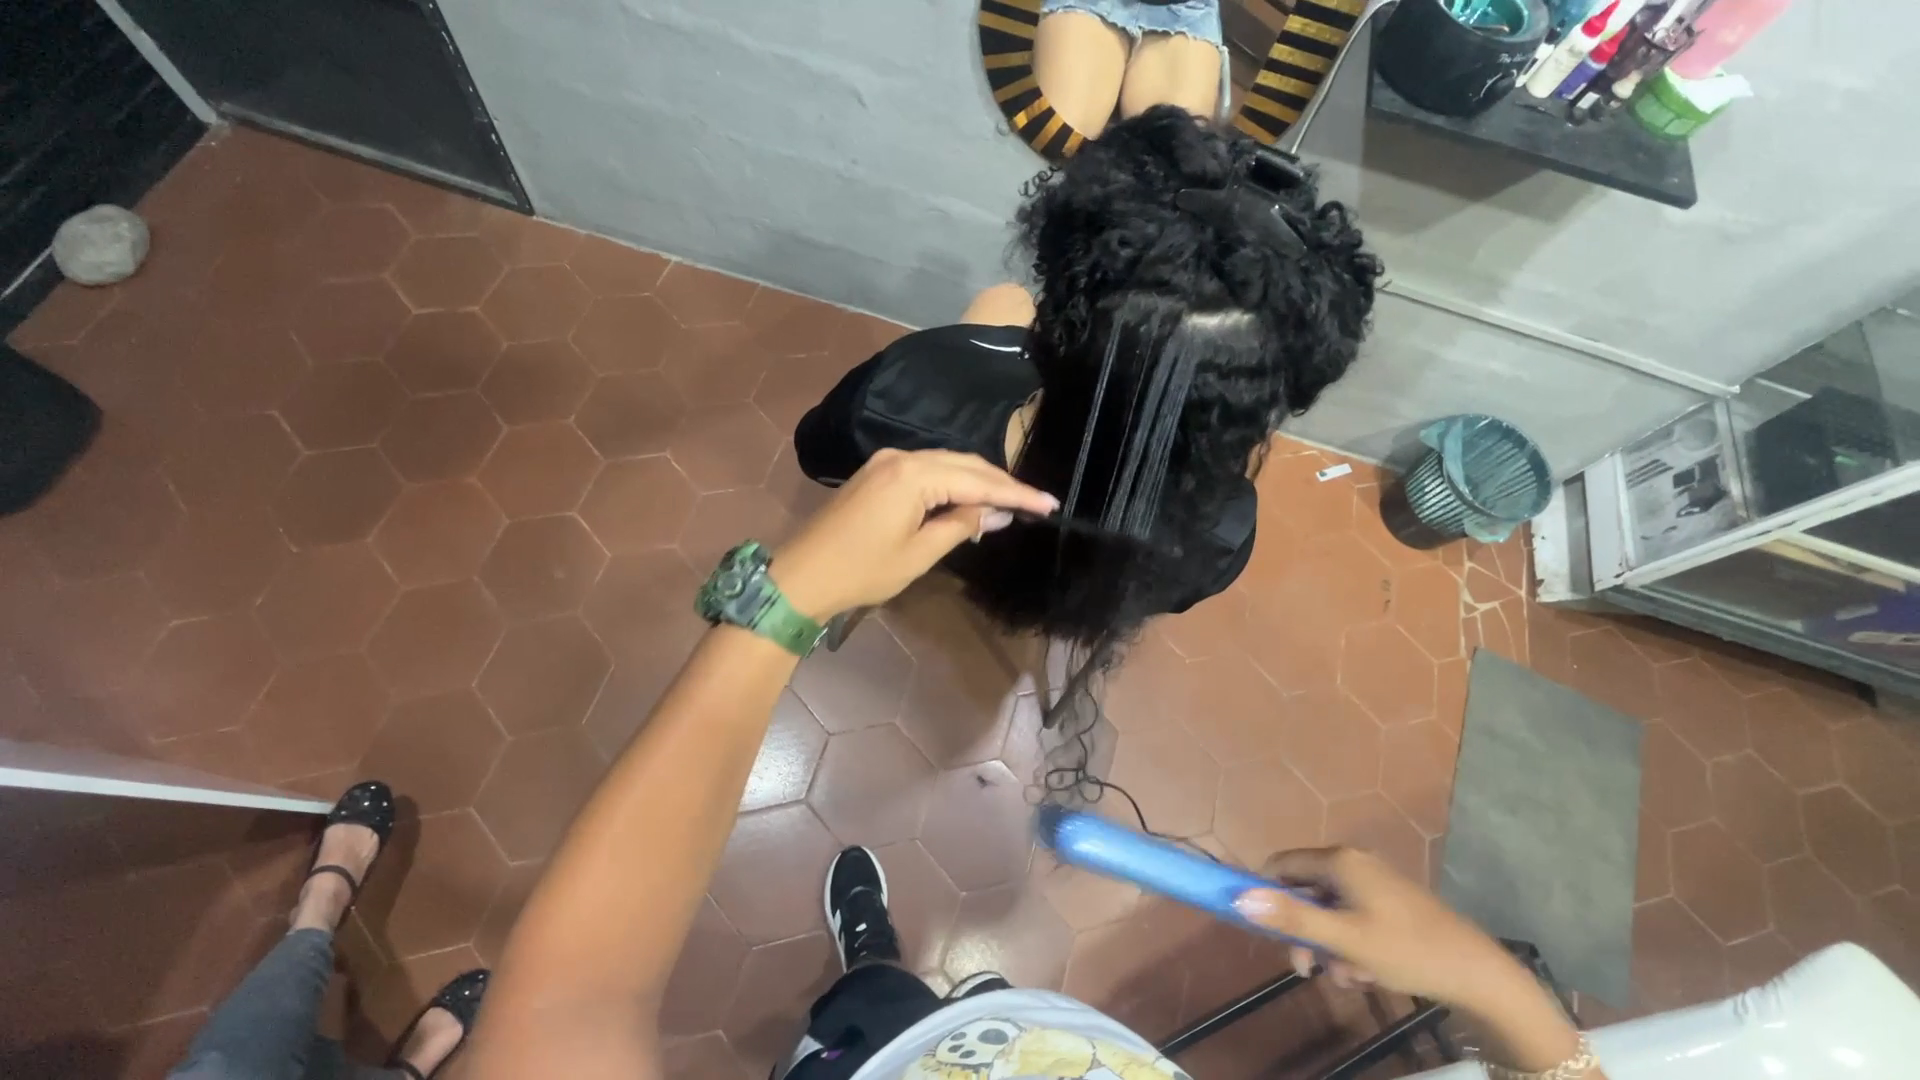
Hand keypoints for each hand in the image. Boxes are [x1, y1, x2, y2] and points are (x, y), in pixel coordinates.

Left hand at [771, 449, 1057, 619]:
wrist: (802, 575)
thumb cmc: (862, 570)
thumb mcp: (918, 554)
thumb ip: (962, 526)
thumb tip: (997, 513)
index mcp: (913, 475)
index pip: (977, 480)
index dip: (1016, 493)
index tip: (1049, 503)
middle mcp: (901, 457)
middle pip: (964, 463)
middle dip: (1001, 483)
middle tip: (1037, 502)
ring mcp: (886, 462)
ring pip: (947, 463)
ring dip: (978, 480)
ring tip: (1011, 501)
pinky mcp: (877, 472)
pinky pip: (927, 469)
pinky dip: (954, 481)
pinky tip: (971, 497)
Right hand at [1233, 847, 1530, 1011]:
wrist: (1477, 973)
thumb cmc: (1406, 950)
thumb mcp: (1344, 939)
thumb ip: (1292, 918)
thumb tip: (1239, 899)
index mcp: (1339, 860)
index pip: (1280, 864)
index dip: (1265, 893)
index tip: (1266, 932)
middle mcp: (1352, 862)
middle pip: (1304, 891)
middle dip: (1302, 932)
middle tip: (1307, 970)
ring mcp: (1372, 881)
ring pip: (1328, 910)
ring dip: (1328, 945)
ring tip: (1348, 977)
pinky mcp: (1388, 902)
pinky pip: (1351, 917)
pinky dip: (1349, 944)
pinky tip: (1366, 972)